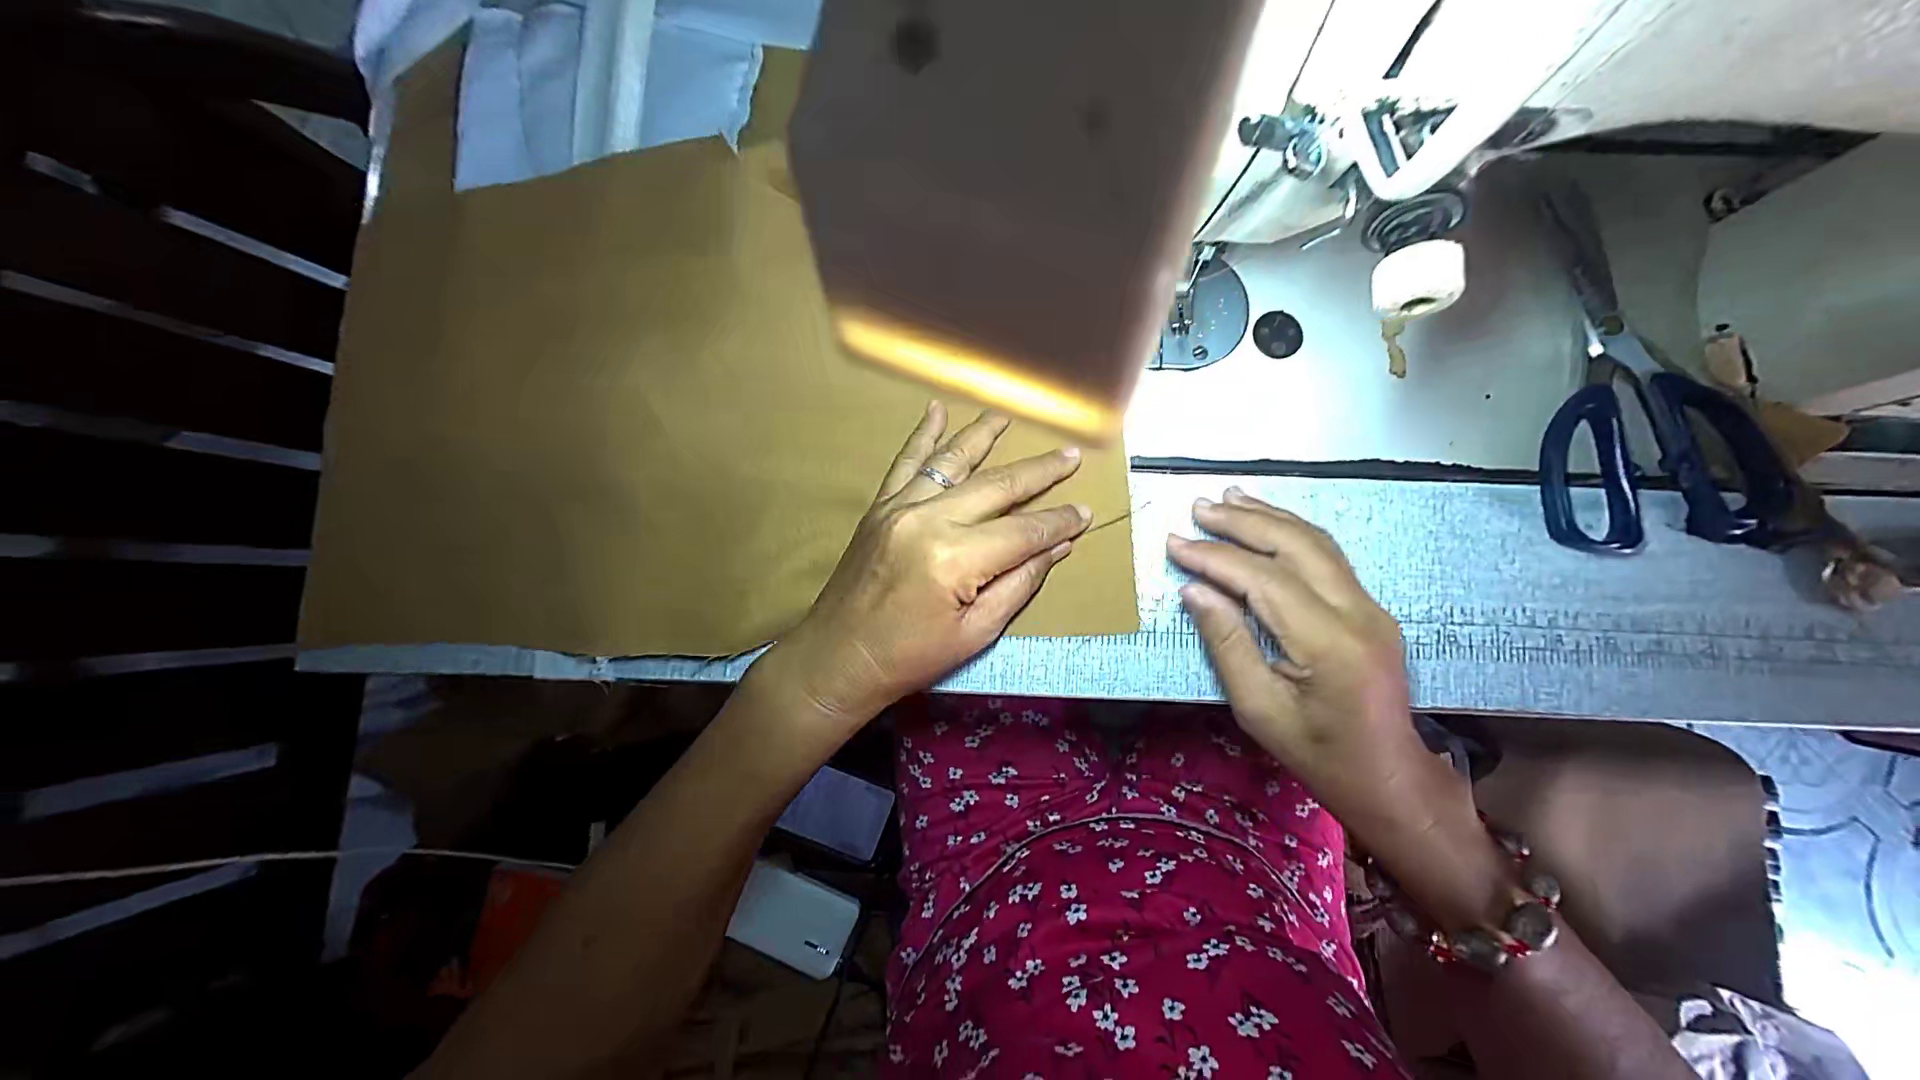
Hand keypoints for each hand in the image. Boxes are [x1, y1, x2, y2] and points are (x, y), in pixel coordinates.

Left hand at [764, 403, 1090, 724]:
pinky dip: (922, 436)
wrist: (836, 658)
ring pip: (951, 462)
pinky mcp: (879, 509)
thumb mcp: (975, 634)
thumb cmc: (908, 658)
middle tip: (1070, 456)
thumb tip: (1057, 546)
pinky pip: (905, 464)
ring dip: (982, 437)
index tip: (1085, 513)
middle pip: (996, 486)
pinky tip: (935, 411)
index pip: (1023, 531)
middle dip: (1038, 471)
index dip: (1058, 522)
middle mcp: (928, 520)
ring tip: (1007, 417)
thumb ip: (1018, 584)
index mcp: (955, 559)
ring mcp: (899, 508)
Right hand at [1168, 488, 1515, 927]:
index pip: (1263, 579)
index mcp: (1329, 643)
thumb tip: (1195, 589)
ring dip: (1268, 517)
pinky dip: (1291, 532)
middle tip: (1198, 507)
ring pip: (1316, 542)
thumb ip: (1227, 643)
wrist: (1388, 778)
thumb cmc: (1315, 753)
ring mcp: (1371, 607)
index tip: (1174, 544)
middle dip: (1242, 521)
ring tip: (1228, 498)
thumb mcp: (1257, 708)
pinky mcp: (1371, 609)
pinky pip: (1328, 557)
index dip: (1215, 557)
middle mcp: (1358, 613)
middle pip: (1295, 546)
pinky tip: (1267, 522)